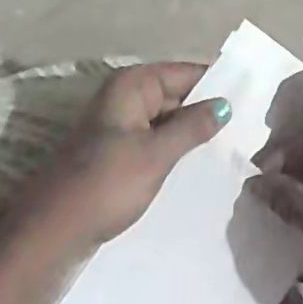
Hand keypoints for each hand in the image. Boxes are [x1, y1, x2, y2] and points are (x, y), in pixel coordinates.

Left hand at [23, 63, 230, 246]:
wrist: (51, 231)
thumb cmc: (106, 183)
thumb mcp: (156, 154)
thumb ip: (192, 127)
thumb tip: (224, 103)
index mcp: (133, 84)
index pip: (185, 72)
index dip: (216, 82)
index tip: (251, 94)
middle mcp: (125, 95)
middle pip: (176, 92)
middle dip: (206, 107)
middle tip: (247, 124)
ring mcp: (119, 122)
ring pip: (166, 117)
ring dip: (191, 129)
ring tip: (231, 142)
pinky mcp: (116, 148)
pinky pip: (154, 136)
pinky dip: (174, 144)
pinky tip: (198, 160)